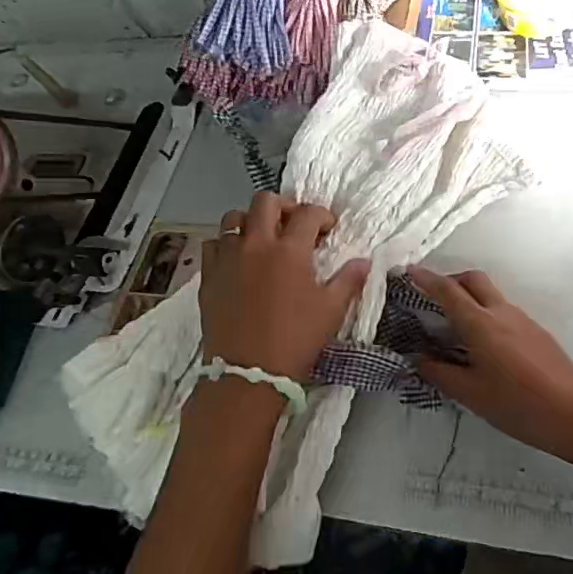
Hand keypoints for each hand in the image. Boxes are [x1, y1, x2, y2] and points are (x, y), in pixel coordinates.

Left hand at [201, 191, 369, 380]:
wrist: (249, 372)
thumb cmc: (296, 340)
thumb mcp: (331, 311)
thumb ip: (349, 280)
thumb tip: (364, 261)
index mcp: (289, 250)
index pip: (308, 213)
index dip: (322, 215)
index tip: (328, 229)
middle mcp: (256, 244)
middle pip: (265, 201)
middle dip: (285, 206)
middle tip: (296, 224)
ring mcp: (227, 258)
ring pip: (234, 218)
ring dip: (252, 221)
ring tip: (264, 239)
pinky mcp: (208, 275)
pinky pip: (213, 244)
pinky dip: (227, 243)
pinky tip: (239, 260)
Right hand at [407, 266, 572, 460]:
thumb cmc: (518, 405)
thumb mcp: (470, 394)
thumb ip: (439, 372)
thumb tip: (418, 358)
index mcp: (481, 324)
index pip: (448, 291)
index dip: (426, 279)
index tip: (408, 272)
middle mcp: (502, 312)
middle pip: (474, 280)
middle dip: (450, 280)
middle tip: (431, 297)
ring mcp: (523, 320)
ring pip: (491, 295)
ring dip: (470, 299)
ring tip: (453, 327)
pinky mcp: (537, 332)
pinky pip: (504, 312)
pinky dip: (486, 315)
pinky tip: (482, 346)